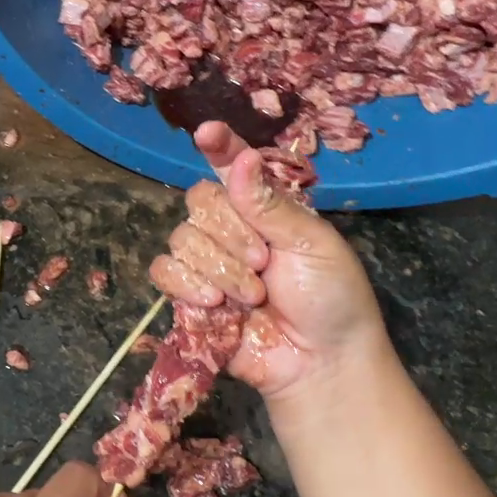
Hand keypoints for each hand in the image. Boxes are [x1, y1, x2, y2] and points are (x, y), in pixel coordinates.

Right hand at [151, 122, 389, 401]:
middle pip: (200, 201)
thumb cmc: (332, 300)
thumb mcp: (313, 245)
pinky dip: (184, 283)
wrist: (319, 363)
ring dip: (217, 267)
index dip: (219, 146)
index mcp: (264, 207)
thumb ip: (269, 205)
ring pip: (182, 238)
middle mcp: (230, 228)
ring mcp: (207, 261)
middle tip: (262, 262)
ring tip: (251, 295)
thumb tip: (239, 159)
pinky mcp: (187, 294)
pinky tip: (213, 301)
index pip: (233, 165)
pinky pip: (164, 271)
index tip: (207, 133)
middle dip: (229, 233)